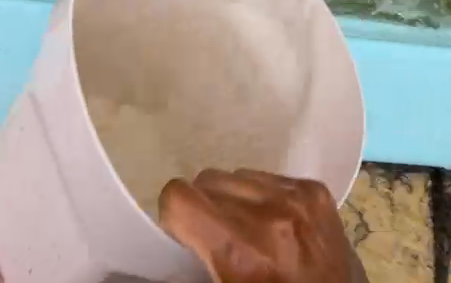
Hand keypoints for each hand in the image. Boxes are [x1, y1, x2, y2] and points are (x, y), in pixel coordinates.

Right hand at [159, 169, 366, 282]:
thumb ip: (182, 275)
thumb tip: (133, 268)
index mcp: (243, 253)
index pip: (178, 196)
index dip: (175, 220)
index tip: (186, 242)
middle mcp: (271, 215)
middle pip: (206, 181)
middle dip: (205, 211)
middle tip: (219, 246)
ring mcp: (299, 198)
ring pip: (235, 176)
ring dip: (234, 202)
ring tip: (251, 238)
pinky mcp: (317, 192)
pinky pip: (265, 177)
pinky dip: (262, 199)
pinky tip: (276, 231)